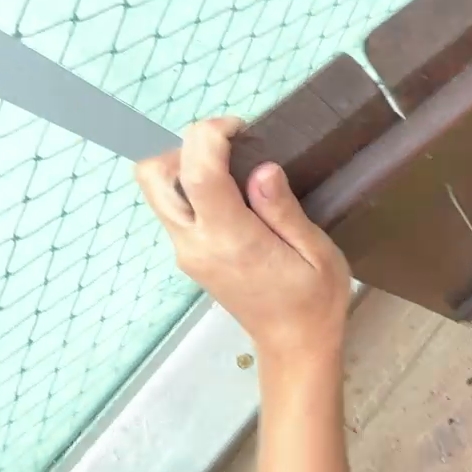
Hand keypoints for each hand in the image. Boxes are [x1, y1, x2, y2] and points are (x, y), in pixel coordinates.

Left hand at [135, 117, 351, 363]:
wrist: (295, 344)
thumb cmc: (317, 299)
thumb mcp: (317, 253)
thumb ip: (284, 211)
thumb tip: (261, 170)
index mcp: (232, 240)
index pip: (197, 174)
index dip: (209, 137)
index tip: (240, 127)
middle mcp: (196, 244)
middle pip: (154, 177)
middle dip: (186, 148)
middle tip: (233, 148)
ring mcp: (186, 252)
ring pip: (158, 191)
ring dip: (186, 166)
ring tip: (235, 169)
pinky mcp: (189, 256)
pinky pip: (175, 209)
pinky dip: (193, 187)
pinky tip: (236, 196)